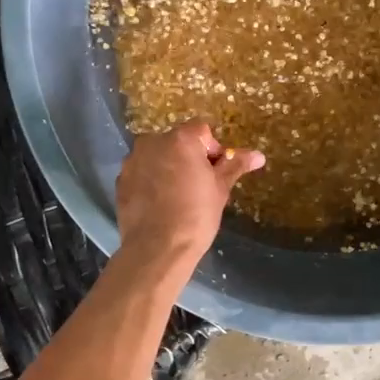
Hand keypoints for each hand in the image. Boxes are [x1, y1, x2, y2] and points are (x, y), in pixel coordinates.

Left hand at [116, 119, 265, 259]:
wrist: (157, 249)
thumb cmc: (196, 215)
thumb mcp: (220, 189)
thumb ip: (235, 165)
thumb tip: (259, 155)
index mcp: (180, 139)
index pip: (202, 130)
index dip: (213, 149)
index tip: (216, 173)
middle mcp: (152, 142)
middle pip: (178, 141)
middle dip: (189, 157)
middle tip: (199, 185)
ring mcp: (132, 161)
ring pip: (158, 156)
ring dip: (169, 167)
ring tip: (178, 196)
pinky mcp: (120, 181)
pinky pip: (142, 173)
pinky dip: (151, 181)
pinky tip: (160, 204)